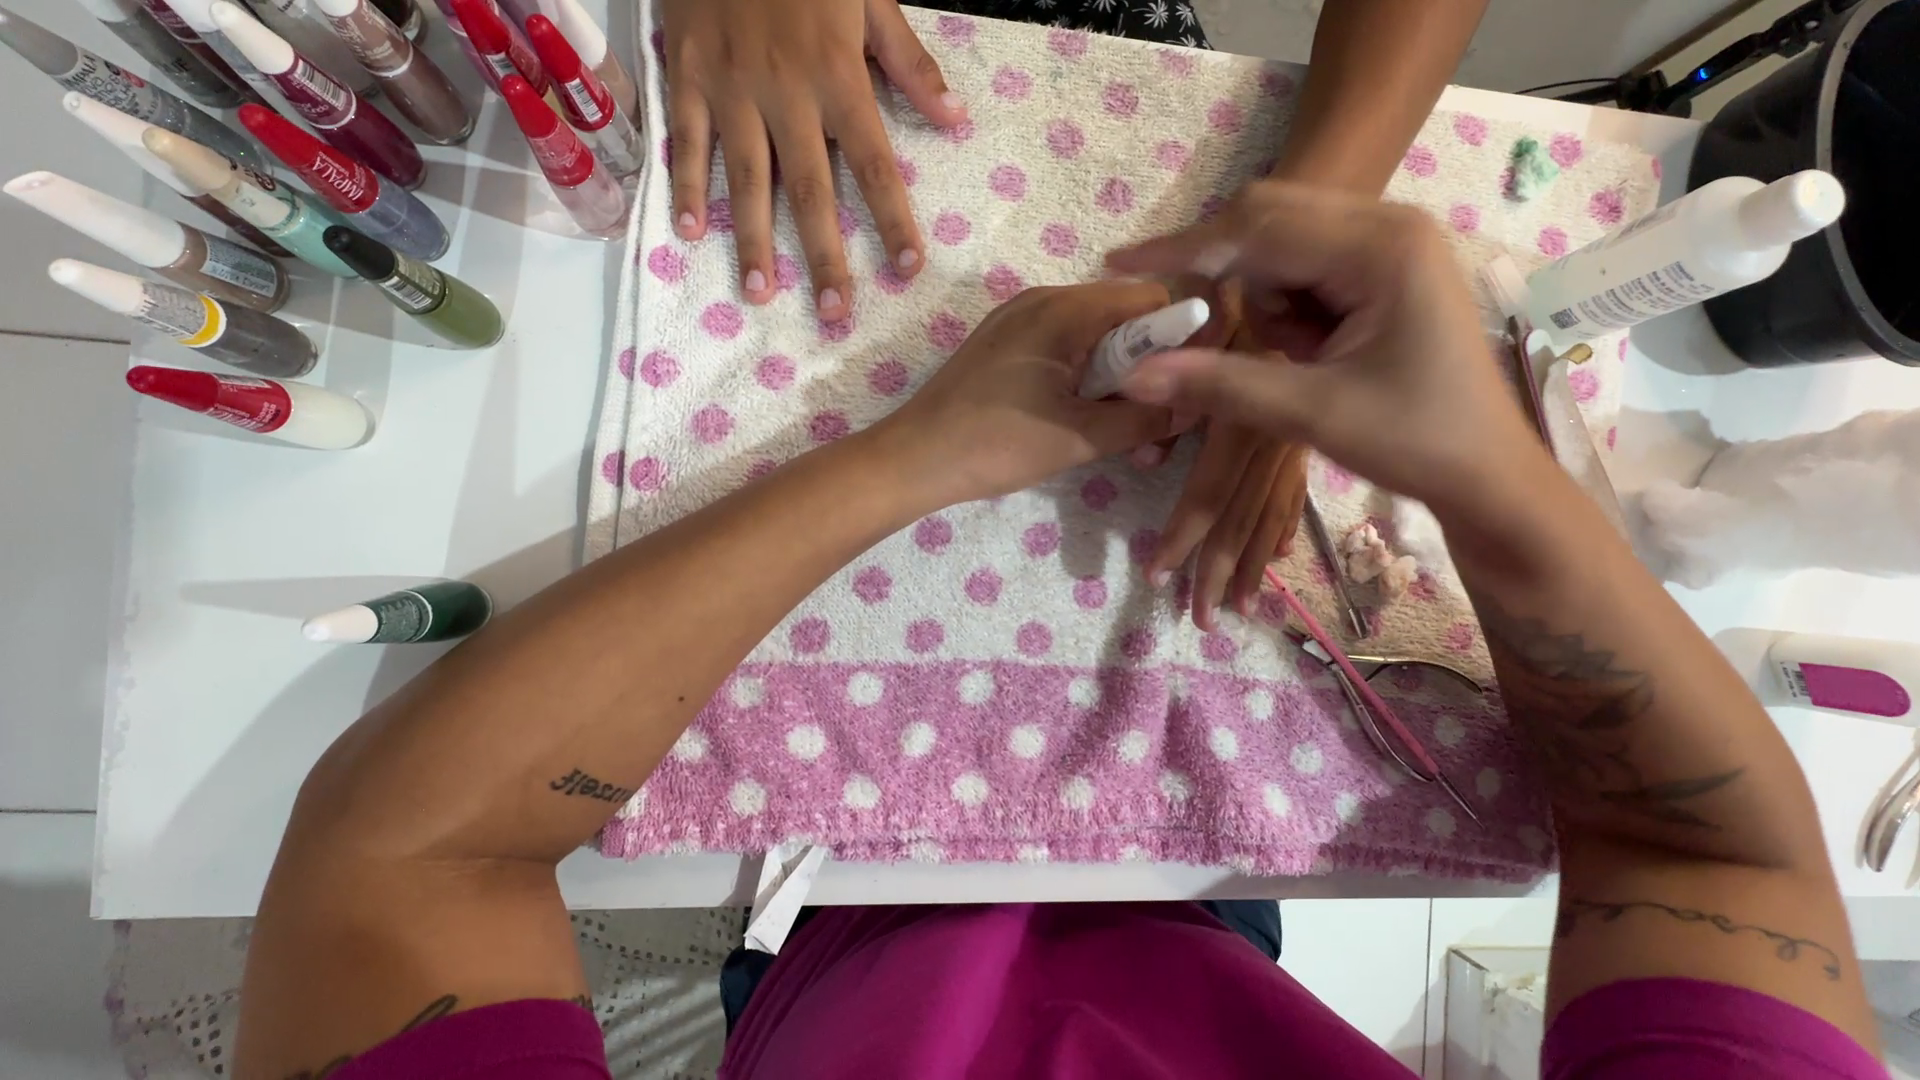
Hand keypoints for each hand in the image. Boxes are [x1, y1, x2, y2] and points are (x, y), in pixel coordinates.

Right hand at [663, 0, 964, 320]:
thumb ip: (909, 62)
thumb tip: (954, 120)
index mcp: (838, 77)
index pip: (873, 163)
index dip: (893, 218)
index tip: (908, 268)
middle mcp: (786, 95)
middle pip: (810, 190)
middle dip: (824, 256)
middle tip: (834, 313)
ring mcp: (731, 89)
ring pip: (746, 179)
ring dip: (753, 241)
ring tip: (760, 295)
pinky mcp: (689, 77)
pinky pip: (689, 141)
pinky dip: (687, 186)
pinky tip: (690, 233)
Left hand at [870, 282, 1183, 508]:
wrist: (913, 460)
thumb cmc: (995, 444)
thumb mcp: (1079, 438)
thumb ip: (1143, 418)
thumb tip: (1193, 407)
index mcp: (1065, 310)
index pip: (1153, 300)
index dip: (1185, 339)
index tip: (1196, 386)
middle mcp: (1044, 300)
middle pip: (1126, 319)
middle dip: (1152, 372)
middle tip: (1160, 428)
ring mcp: (1020, 320)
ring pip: (1095, 340)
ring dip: (1119, 384)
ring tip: (1126, 437)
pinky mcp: (1006, 345)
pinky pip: (1065, 350)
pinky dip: (1086, 382)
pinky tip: (1086, 422)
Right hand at [1107, 182, 1540, 516]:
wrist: (1486, 471)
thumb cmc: (1416, 440)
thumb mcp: (1312, 414)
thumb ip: (1220, 385)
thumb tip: (1131, 374)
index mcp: (1381, 246)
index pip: (1257, 228)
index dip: (1183, 250)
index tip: (1118, 264)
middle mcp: (1386, 225)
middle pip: (1267, 219)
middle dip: (1219, 271)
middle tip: (1187, 326)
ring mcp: (1387, 245)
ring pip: (1279, 244)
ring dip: (1257, 296)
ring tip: (1293, 358)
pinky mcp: (1380, 271)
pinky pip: (1302, 268)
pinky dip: (1281, 306)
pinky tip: (1304, 349)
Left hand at [1135, 275, 1310, 631]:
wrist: (1367, 271)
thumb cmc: (1273, 288)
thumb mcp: (1230, 322)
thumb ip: (1170, 374)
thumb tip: (1132, 393)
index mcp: (1251, 416)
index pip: (1211, 489)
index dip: (1184, 534)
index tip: (1159, 577)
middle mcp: (1275, 436)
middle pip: (1243, 514)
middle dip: (1221, 567)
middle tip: (1204, 621)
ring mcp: (1293, 439)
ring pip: (1267, 510)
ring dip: (1249, 558)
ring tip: (1234, 609)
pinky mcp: (1303, 434)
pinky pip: (1287, 492)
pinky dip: (1277, 527)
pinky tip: (1277, 558)